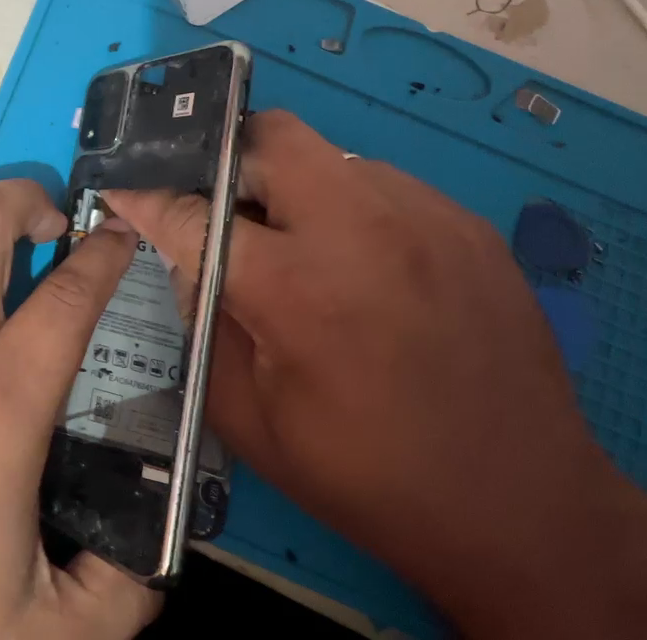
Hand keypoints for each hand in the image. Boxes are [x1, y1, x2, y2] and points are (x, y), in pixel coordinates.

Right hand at [104, 111, 646, 639]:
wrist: (523, 511)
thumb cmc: (364, 473)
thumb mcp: (246, 414)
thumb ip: (203, 317)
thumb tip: (188, 255)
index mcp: (295, 285)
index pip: (193, 210)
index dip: (146, 197)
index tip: (124, 190)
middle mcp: (361, 229)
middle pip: (270, 136)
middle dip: (227, 161)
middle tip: (223, 212)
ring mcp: (425, 219)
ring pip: (328, 156)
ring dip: (292, 188)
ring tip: (299, 250)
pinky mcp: (469, 228)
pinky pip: (382, 187)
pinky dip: (349, 210)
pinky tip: (361, 270)